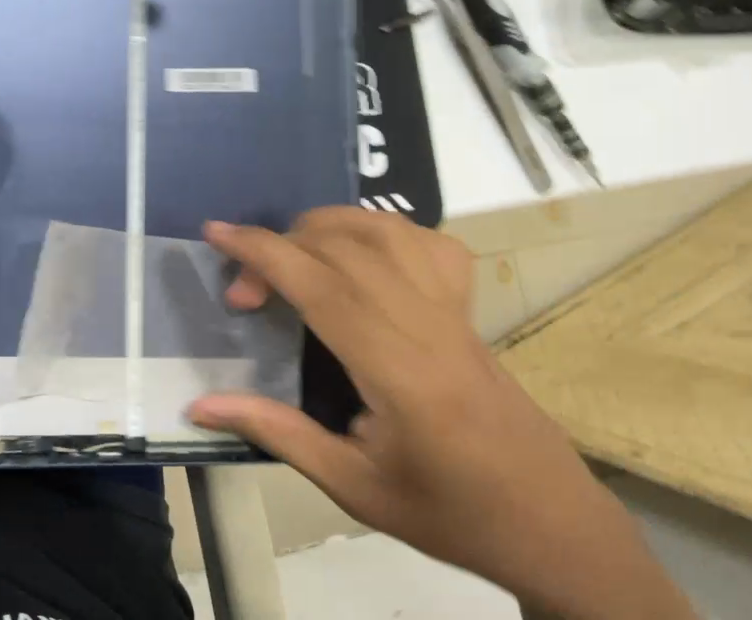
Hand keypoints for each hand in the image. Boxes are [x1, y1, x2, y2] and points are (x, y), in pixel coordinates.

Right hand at [189, 209, 693, 619]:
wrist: (553, 526)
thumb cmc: (449, 513)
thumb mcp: (353, 487)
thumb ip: (276, 433)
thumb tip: (199, 405)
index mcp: (400, 374)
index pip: (322, 286)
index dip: (263, 252)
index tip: (216, 234)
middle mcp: (429, 328)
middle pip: (346, 248)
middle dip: (278, 248)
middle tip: (243, 294)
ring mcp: (457, 314)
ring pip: (389, 232)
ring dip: (326, 225)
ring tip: (291, 254)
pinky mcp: (470, 313)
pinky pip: (430, 245)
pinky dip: (383, 230)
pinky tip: (358, 254)